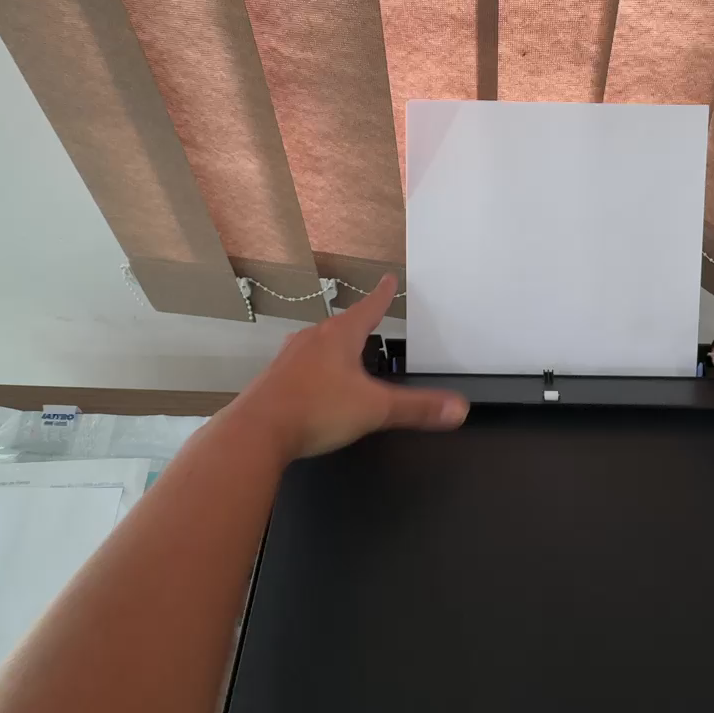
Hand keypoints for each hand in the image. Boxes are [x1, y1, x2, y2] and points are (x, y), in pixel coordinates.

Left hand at [234, 275, 468, 459]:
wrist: (256, 433)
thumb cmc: (315, 411)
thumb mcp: (376, 409)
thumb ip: (417, 409)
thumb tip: (458, 408)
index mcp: (339, 337)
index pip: (368, 308)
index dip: (382, 294)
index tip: (388, 279)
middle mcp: (312, 340)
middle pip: (341, 326)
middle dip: (357, 326)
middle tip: (370, 322)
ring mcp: (289, 359)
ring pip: (318, 346)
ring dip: (334, 350)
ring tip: (346, 361)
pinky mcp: (274, 380)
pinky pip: (300, 368)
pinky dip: (314, 373)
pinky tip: (317, 390)